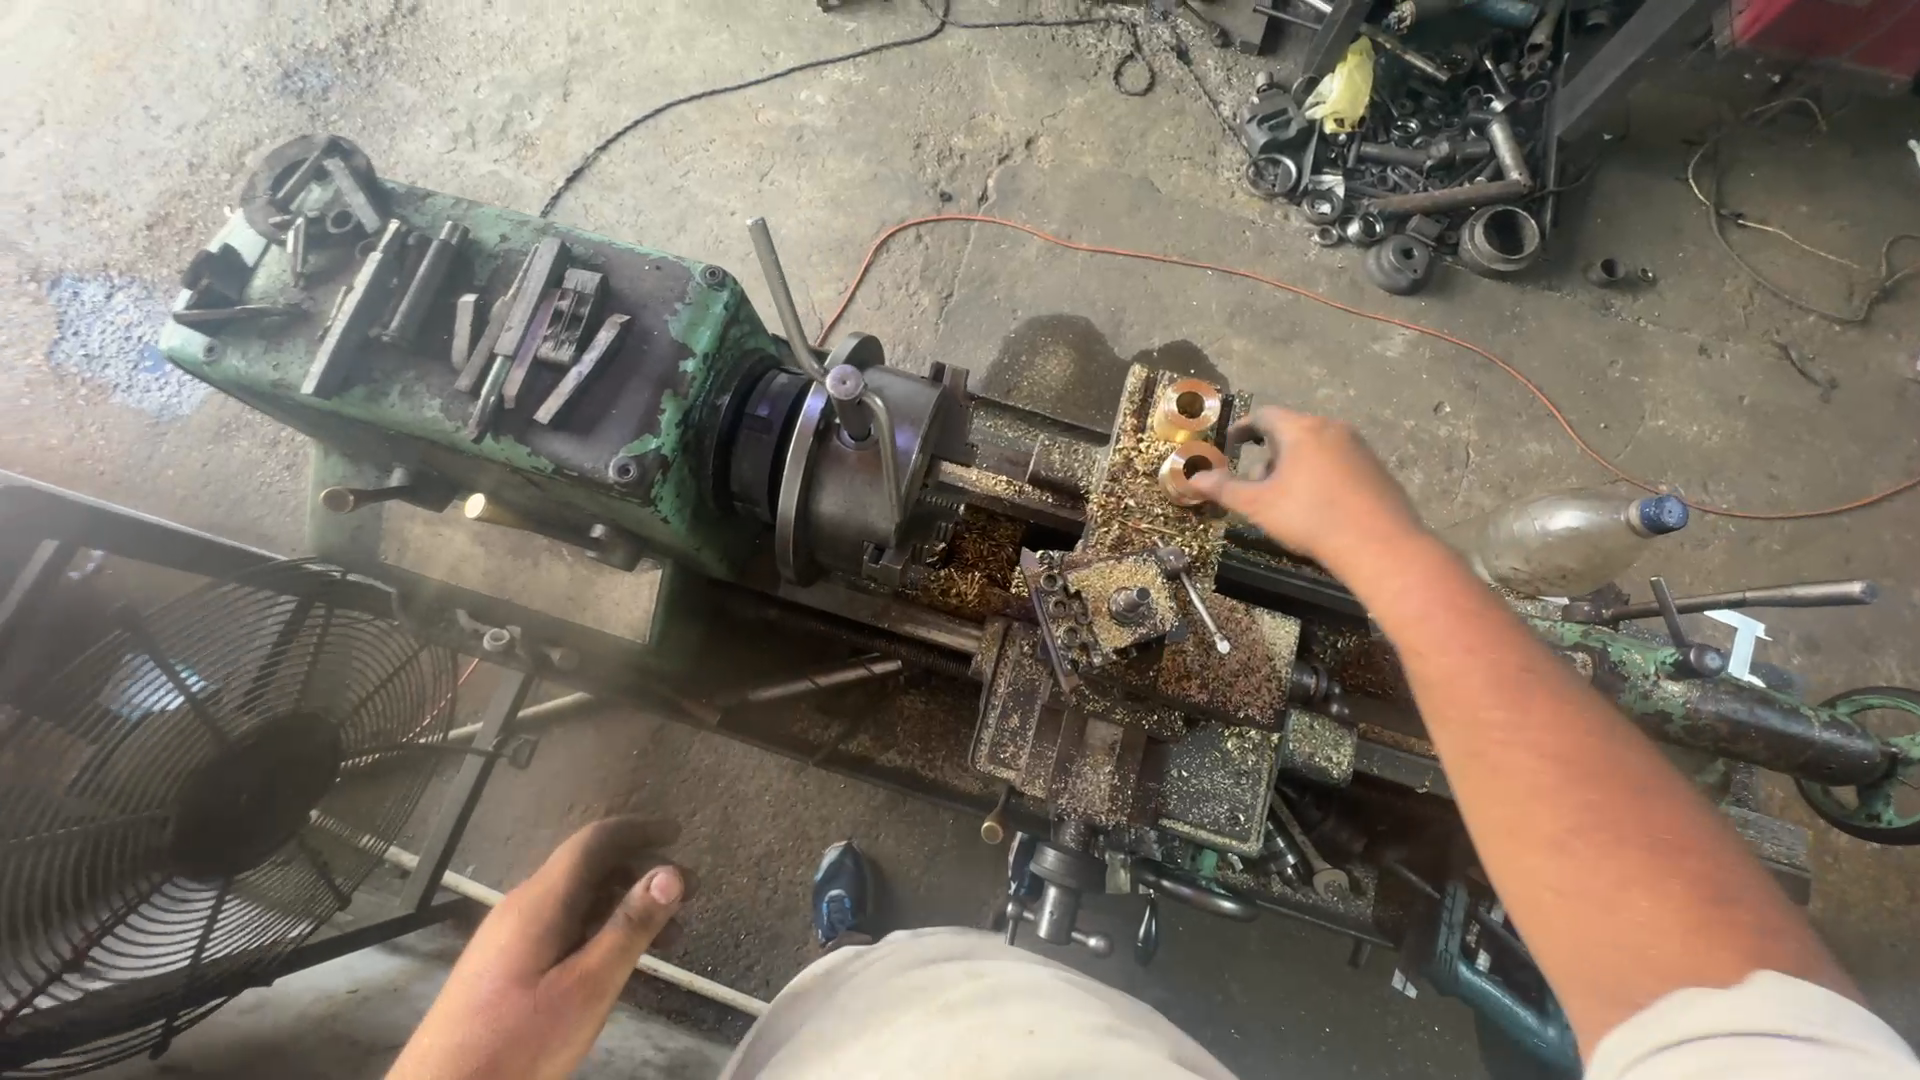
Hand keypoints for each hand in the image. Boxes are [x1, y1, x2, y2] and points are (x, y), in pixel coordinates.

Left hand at [387, 818, 686, 1079]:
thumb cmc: (517, 1044)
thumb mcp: (587, 987)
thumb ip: (630, 927)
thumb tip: (672, 872)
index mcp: (542, 901)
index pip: (595, 840)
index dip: (640, 829)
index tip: (680, 834)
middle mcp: (524, 906)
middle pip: (591, 867)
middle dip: (643, 872)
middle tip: (689, 894)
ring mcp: (511, 936)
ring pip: (580, 899)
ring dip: (627, 904)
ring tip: (669, 933)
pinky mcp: (506, 964)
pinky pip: (565, 924)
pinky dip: (603, 928)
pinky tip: (623, 958)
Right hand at [1188, 407, 1426, 570]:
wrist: (1378, 544)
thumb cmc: (1309, 518)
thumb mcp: (1257, 505)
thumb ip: (1223, 489)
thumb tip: (1193, 479)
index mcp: (1300, 430)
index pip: (1265, 415)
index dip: (1243, 428)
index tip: (1231, 442)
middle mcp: (1332, 429)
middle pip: (1292, 430)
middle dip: (1269, 453)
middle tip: (1256, 482)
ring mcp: (1359, 447)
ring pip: (1316, 446)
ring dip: (1294, 464)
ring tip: (1285, 497)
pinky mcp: (1376, 468)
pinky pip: (1338, 461)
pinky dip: (1319, 474)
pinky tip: (1317, 505)